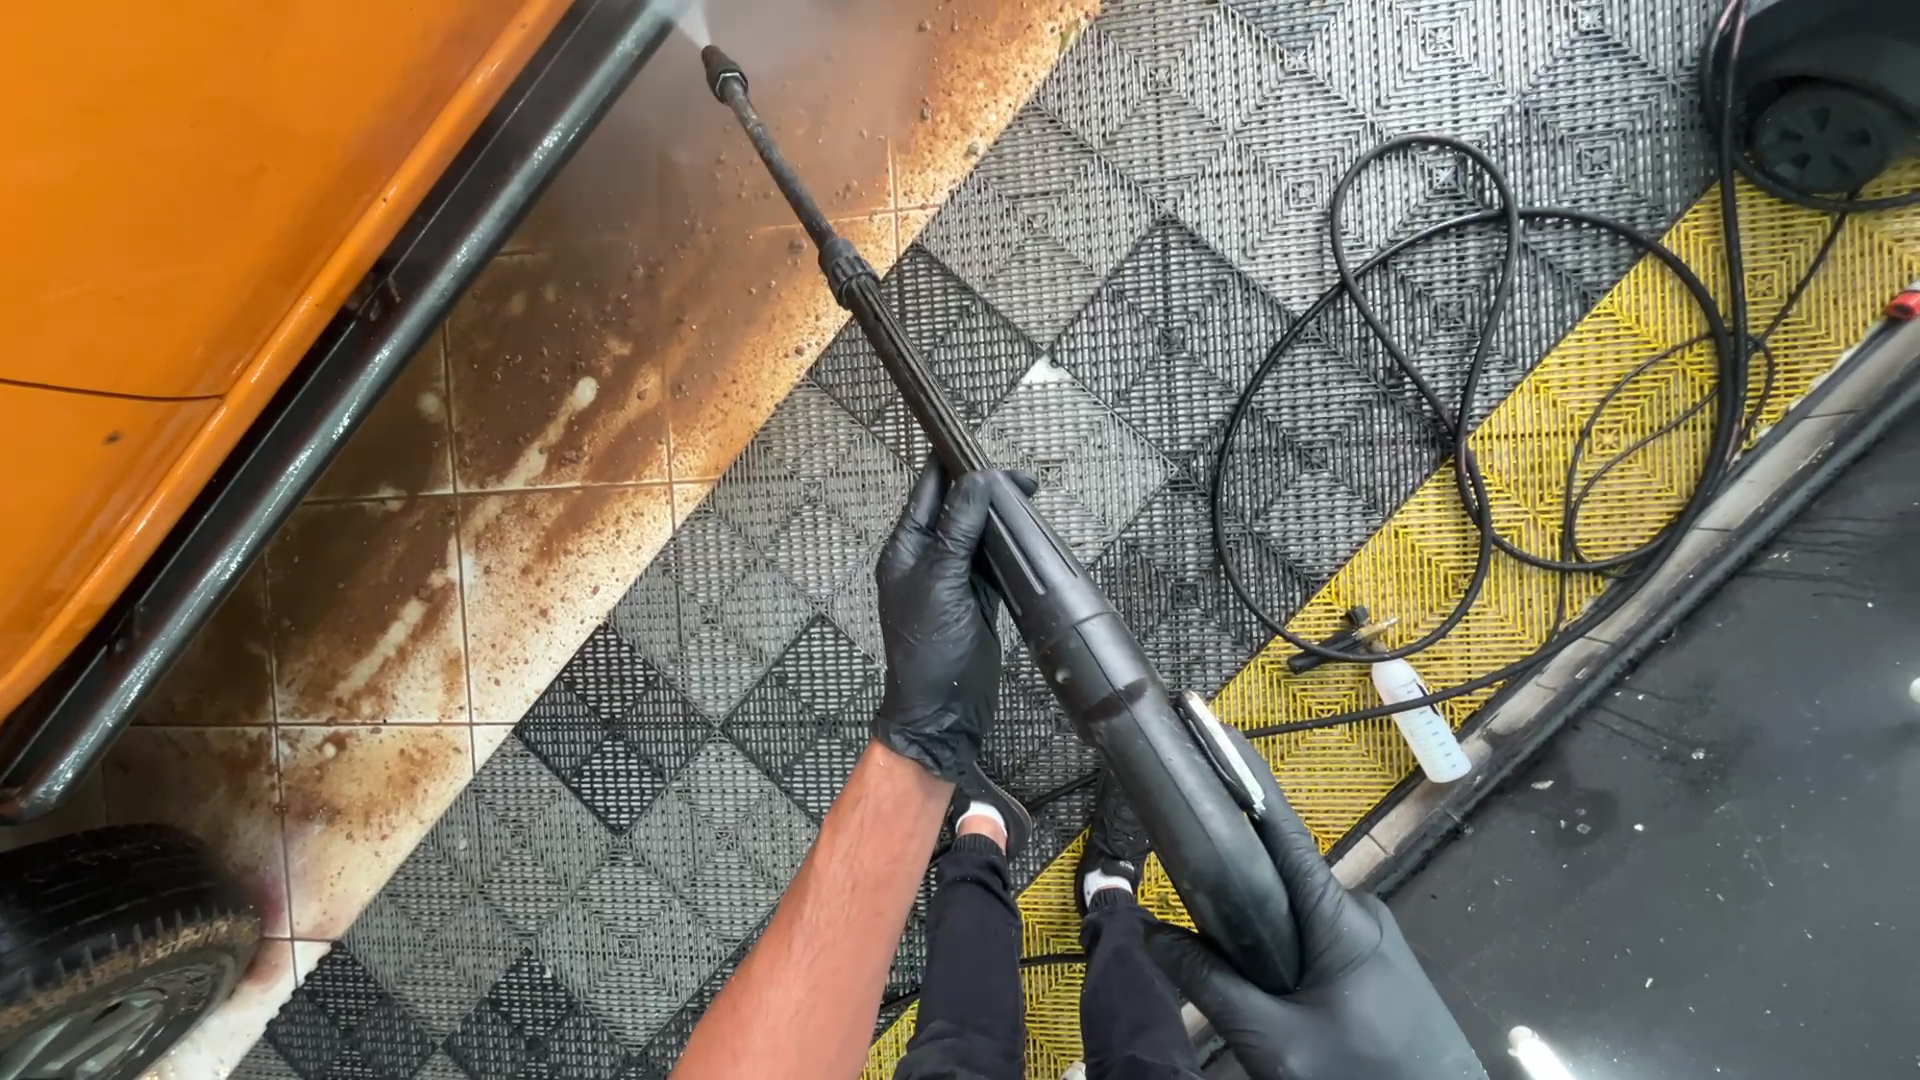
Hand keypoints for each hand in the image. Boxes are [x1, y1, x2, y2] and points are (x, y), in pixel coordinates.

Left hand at [872, 463, 1033, 781]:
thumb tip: (977, 480)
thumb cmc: (929, 651)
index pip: (928, 490)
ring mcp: (952, 577)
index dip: (951, 465)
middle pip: (956, 508)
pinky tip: (1023, 536)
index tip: (979, 445)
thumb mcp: (942, 582)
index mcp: (907, 548)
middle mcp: (927, 557)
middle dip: (983, 489)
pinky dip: (1006, 546)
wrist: (943, 709)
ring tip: (1025, 499)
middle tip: (1019, 480)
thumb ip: (959, 530)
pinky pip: (990, 559)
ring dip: (997, 517)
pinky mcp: (976, 595)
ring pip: (976, 532)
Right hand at [1144, 730, 1485, 1079]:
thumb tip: (1148, 934)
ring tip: (1229, 965)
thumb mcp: (1276, 1045)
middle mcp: (1358, 909)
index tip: (1211, 727)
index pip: (1279, 825)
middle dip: (1232, 874)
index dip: (1243, 774)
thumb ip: (1210, 986)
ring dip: (1259, 922)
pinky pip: (1315, 934)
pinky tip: (1269, 986)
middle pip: (1278, 868)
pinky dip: (1282, 943)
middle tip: (1184, 896)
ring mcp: (1372, 936)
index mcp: (1339, 914)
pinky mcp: (1378, 963)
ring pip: (1294, 908)